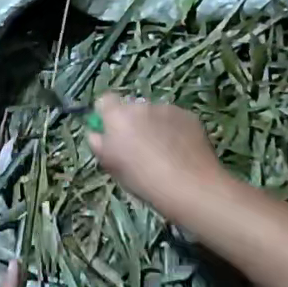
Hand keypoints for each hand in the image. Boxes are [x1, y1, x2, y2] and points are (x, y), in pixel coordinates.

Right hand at [86, 94, 225, 211]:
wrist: (189, 186)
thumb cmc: (142, 179)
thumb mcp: (110, 165)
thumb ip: (98, 144)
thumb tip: (97, 134)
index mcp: (117, 116)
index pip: (104, 100)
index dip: (106, 115)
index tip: (111, 133)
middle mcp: (141, 105)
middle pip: (131, 107)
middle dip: (132, 121)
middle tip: (138, 146)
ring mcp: (167, 108)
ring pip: (154, 113)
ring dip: (154, 125)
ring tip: (163, 151)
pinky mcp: (189, 116)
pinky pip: (175, 119)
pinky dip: (174, 130)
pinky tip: (180, 151)